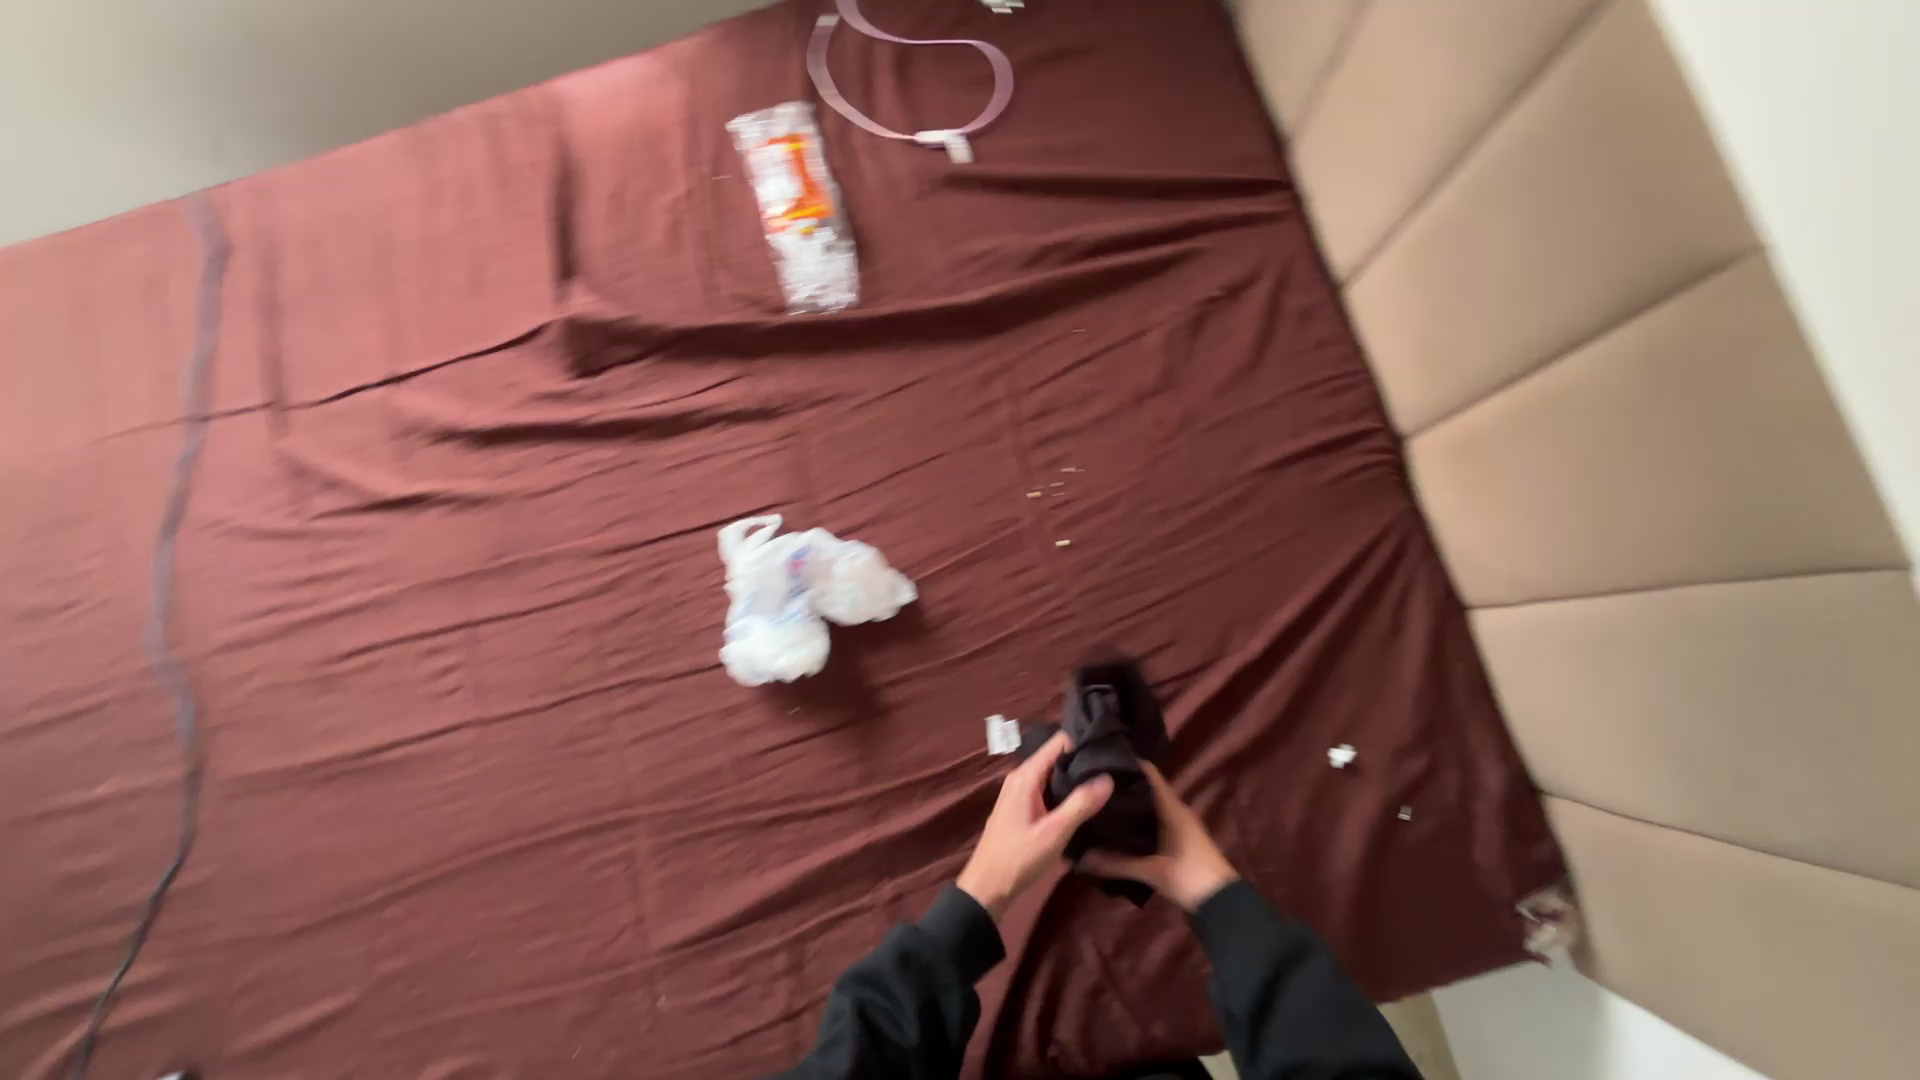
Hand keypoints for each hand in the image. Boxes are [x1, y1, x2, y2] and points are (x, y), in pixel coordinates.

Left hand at [956, 732, 1113, 920]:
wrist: (987, 886)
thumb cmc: (1019, 857)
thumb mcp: (1055, 832)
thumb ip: (1081, 804)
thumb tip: (1108, 778)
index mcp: (1026, 776)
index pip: (1059, 742)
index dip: (1084, 743)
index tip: (1109, 751)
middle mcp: (1021, 777)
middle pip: (1057, 756)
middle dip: (1082, 761)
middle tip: (1113, 769)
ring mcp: (1020, 791)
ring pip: (1053, 774)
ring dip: (1075, 778)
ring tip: (1105, 783)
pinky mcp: (1022, 806)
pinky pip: (1047, 788)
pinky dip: (1065, 791)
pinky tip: (1084, 802)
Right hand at [1077, 762, 1238, 912]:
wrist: (1223, 905)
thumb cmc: (1191, 877)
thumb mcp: (1152, 871)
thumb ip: (1116, 863)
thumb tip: (1080, 857)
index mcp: (1172, 808)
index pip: (1148, 773)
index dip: (1127, 762)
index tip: (1100, 757)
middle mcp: (1175, 810)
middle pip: (1145, 788)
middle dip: (1121, 783)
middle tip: (1090, 779)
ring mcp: (1177, 825)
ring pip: (1148, 805)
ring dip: (1128, 802)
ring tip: (1096, 799)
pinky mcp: (1176, 840)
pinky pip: (1151, 821)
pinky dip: (1134, 820)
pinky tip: (1115, 826)